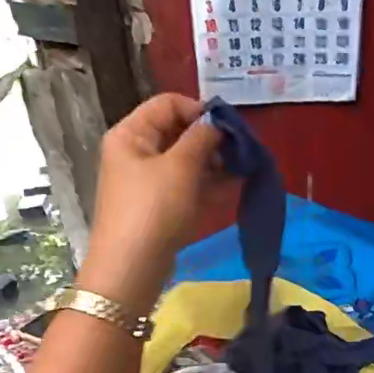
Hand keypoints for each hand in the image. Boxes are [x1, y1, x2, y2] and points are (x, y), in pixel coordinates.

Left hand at [77, 93, 230, 311]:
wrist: (132, 268)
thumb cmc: (154, 209)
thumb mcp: (181, 167)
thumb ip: (202, 138)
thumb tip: (216, 121)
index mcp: (131, 133)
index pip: (168, 104)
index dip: (200, 110)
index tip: (230, 129)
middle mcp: (136, 152)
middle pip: (178, 132)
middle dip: (211, 140)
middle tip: (240, 153)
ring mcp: (148, 181)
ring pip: (186, 162)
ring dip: (215, 164)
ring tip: (242, 172)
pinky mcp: (160, 206)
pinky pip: (187, 186)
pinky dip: (208, 185)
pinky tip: (234, 189)